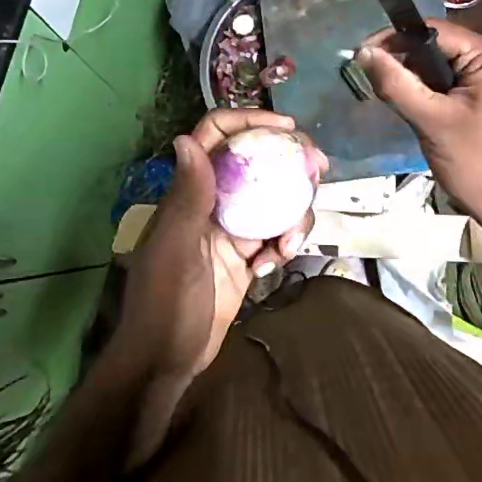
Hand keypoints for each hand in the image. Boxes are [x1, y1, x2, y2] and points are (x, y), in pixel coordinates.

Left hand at [115, 110, 323, 383]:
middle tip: (318, 170)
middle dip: (289, 162)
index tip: (288, 128)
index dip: (250, 121)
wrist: (166, 360)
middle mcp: (212, 202)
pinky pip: (276, 236)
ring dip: (291, 214)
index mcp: (189, 191)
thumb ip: (188, 196)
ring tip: (288, 245)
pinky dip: (283, 244)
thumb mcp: (176, 249)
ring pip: (273, 200)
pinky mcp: (245, 258)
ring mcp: (231, 230)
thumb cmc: (164, 302)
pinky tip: (274, 264)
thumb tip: (186, 139)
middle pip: (256, 163)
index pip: (217, 137)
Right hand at [353, 22, 481, 235]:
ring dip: (410, 78)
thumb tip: (362, 51)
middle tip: (368, 76)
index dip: (395, 39)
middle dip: (402, 60)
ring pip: (436, 66)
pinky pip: (444, 84)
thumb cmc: (476, 163)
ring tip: (383, 91)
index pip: (434, 32)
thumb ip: (396, 83)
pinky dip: (423, 92)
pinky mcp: (480, 99)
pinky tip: (406, 105)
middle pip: (435, 47)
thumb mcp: (432, 120)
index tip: (360, 53)